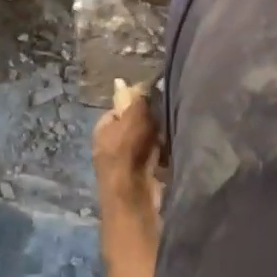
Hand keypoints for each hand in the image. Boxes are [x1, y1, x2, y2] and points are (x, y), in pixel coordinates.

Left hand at [93, 82, 161, 202]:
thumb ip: (134, 98)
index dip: (137, 100)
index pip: (121, 106)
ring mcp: (126, 162)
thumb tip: (124, 80)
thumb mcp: (133, 115)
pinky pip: (156, 155)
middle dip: (151, 118)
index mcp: (103, 129)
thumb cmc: (128, 151)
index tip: (156, 96)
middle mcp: (111, 145)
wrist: (134, 197)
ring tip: (173, 128)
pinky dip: (164, 151)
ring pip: (147, 138)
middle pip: (135, 122)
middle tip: (167, 111)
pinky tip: (173, 147)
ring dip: (160, 134)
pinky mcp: (141, 175)